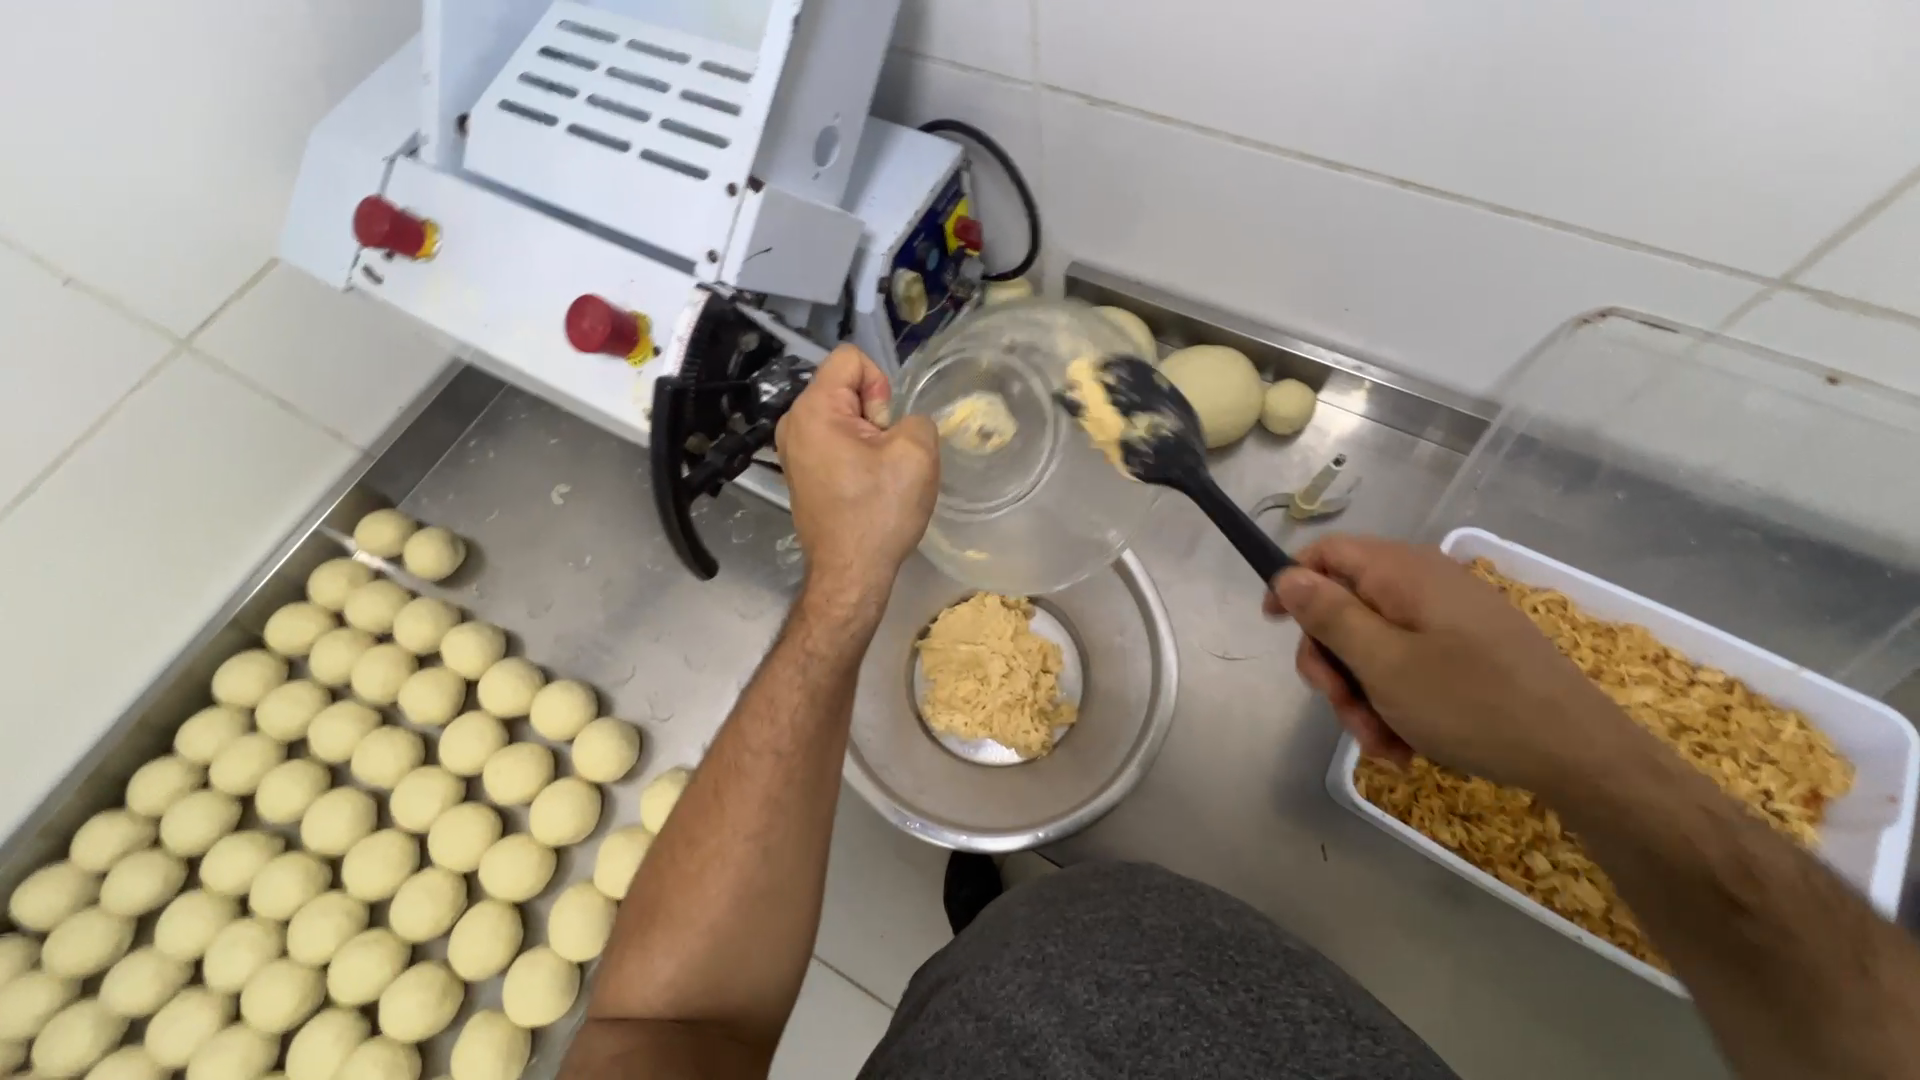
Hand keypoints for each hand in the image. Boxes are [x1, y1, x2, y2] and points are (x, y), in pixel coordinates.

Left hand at [775, 346, 937, 611]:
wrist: (851, 573)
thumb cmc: (880, 512)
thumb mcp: (917, 452)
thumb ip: (916, 417)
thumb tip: (899, 426)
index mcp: (813, 409)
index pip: (851, 358)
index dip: (880, 385)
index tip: (886, 427)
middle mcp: (793, 423)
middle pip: (845, 386)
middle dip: (875, 413)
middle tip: (885, 456)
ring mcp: (794, 450)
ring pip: (844, 417)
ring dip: (870, 438)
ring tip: (878, 474)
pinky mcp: (802, 473)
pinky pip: (835, 442)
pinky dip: (856, 456)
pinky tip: (867, 487)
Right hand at [1265, 534, 1633, 791]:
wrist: (1581, 755)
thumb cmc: (1471, 702)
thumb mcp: (1382, 662)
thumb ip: (1328, 614)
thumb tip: (1286, 575)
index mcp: (1401, 573)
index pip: (1325, 553)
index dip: (1291, 584)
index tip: (1274, 627)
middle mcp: (1424, 584)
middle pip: (1345, 608)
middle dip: (1333, 664)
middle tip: (1341, 708)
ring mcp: (1449, 618)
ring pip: (1374, 645)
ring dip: (1363, 695)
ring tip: (1382, 743)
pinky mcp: (1469, 650)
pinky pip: (1410, 664)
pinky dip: (1396, 701)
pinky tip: (1406, 743)